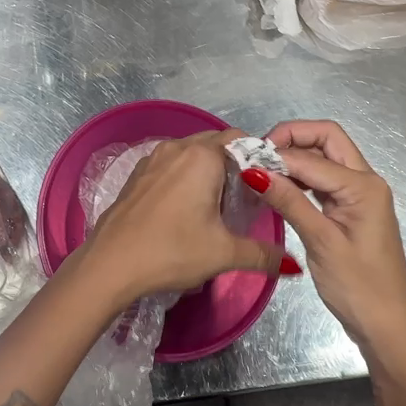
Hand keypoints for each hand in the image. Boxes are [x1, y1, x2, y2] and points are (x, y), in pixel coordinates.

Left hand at [77, 130, 285, 305]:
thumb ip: (262, 254)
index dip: (258, 159)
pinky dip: (186, 176)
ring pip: (192, 153)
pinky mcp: (138, 173)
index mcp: (202, 156)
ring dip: (209, 170)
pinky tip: (189, 207)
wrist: (111, 262)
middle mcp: (178, 147)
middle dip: (235, 165)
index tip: (269, 185)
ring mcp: (154, 158)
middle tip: (249, 197)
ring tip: (221, 203)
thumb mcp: (223, 254)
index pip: (240, 140)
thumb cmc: (171, 251)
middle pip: (216, 144)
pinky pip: (172, 164)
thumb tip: (293, 265)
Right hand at [246, 121, 405, 348]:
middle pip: (327, 139)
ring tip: (261, 168)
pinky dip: (300, 176)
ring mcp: (359, 195)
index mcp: (363, 186)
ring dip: (295, 156)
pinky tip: (278, 186)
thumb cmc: (358, 287)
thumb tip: (253, 170)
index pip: (313, 156)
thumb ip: (289, 201)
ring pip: (325, 157)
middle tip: (258, 152)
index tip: (245, 160)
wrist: (387, 327)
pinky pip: (323, 179)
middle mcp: (365, 181)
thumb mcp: (321, 242)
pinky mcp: (350, 209)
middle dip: (292, 137)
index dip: (278, 154)